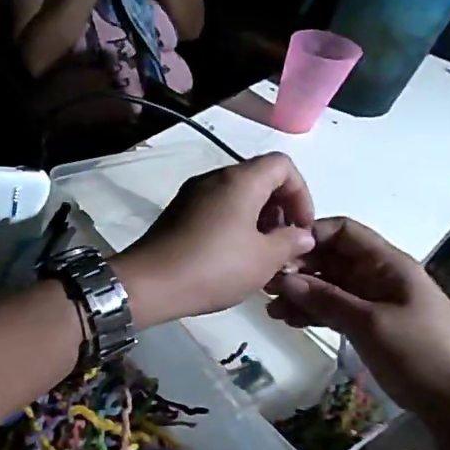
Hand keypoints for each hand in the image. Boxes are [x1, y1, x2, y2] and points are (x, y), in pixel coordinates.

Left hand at [114, 153, 315, 326]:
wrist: (148, 284)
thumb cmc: (213, 268)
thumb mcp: (263, 260)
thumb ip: (290, 242)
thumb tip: (301, 235)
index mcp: (239, 180)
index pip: (282, 165)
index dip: (301, 193)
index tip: (302, 228)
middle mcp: (213, 178)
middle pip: (258, 178)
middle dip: (279, 208)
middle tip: (283, 244)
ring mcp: (191, 195)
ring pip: (235, 196)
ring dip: (256, 219)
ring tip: (261, 256)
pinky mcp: (176, 214)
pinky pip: (215, 209)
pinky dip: (232, 225)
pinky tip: (233, 258)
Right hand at [266, 218, 449, 430]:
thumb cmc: (422, 353)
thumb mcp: (370, 323)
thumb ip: (325, 299)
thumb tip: (282, 278)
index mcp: (387, 264)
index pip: (343, 231)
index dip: (310, 235)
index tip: (276, 253)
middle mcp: (378, 276)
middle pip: (331, 259)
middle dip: (298, 269)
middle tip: (264, 287)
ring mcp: (374, 302)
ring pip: (329, 287)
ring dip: (300, 294)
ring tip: (272, 310)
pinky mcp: (371, 326)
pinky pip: (335, 310)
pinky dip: (313, 313)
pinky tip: (290, 322)